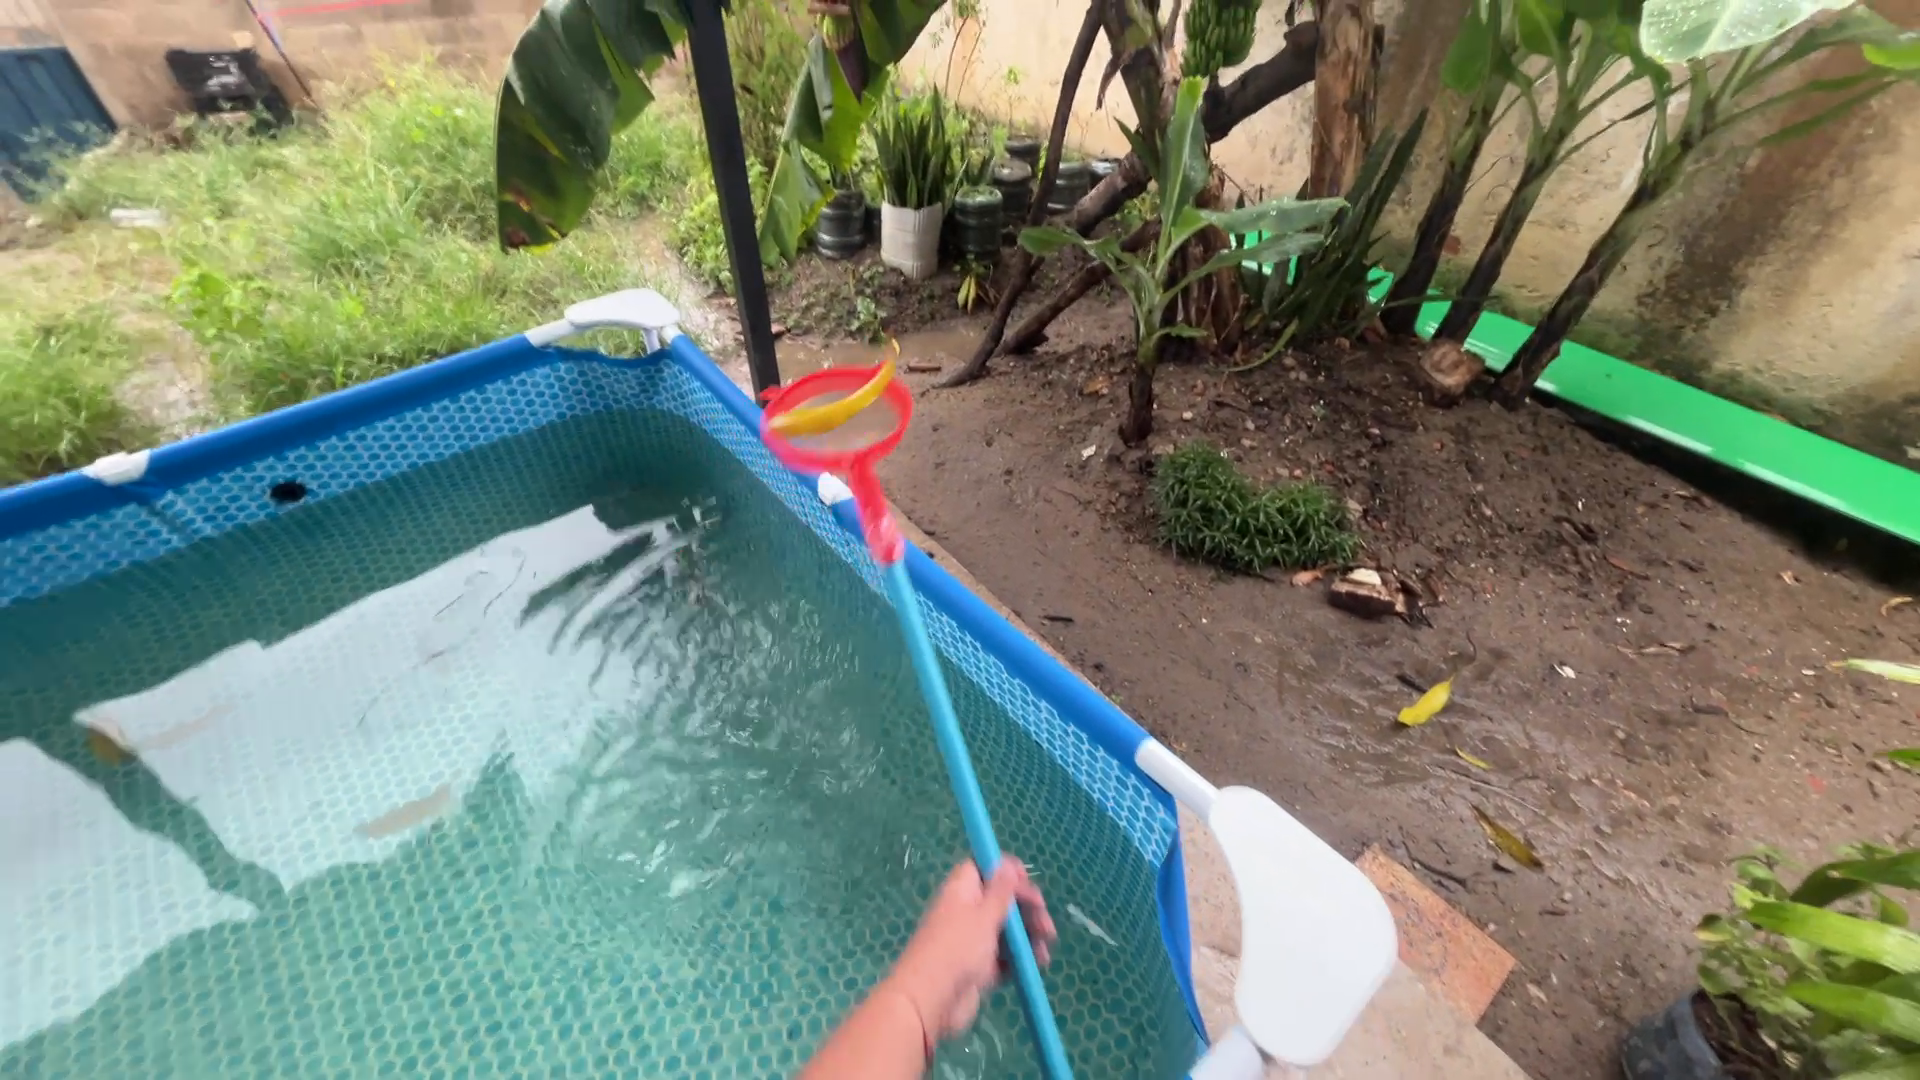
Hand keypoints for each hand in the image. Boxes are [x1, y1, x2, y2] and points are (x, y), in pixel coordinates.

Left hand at [882, 858, 1057, 1046]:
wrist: (931, 1001)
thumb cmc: (957, 948)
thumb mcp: (983, 915)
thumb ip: (1000, 891)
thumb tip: (1008, 862)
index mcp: (962, 890)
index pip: (984, 869)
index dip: (1006, 872)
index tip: (1027, 881)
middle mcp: (967, 911)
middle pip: (1001, 901)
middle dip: (1026, 909)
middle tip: (1046, 923)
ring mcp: (973, 941)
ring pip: (1006, 930)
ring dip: (1028, 936)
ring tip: (1046, 948)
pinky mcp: (978, 968)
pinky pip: (1004, 957)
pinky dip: (1020, 959)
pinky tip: (1038, 964)